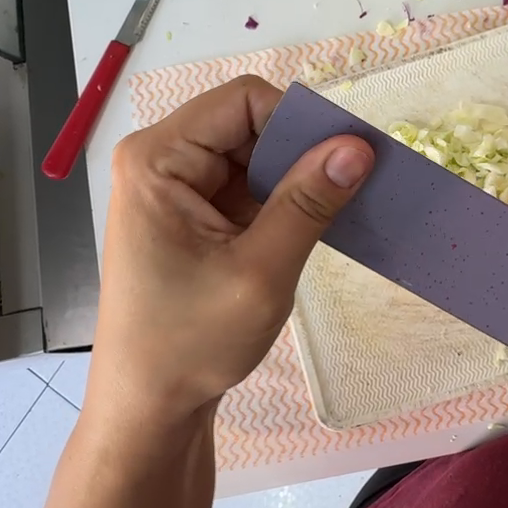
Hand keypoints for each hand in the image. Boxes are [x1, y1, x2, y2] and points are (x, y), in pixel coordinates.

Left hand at [90, 76, 372, 424]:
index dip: (297, 120)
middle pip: (249, 124)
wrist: (149, 407)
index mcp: (158, 160)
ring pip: (255, 155)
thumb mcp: (260, 272)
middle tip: (348, 189)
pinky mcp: (194, 214)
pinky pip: (249, 185)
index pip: (243, 100)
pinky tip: (311, 226)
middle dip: (299, 152)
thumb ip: (308, 202)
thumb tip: (357, 147)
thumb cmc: (190, 343)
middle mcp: (162, 161)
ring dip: (295, 179)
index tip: (344, 158)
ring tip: (333, 212)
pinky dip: (283, 200)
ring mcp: (178, 189)